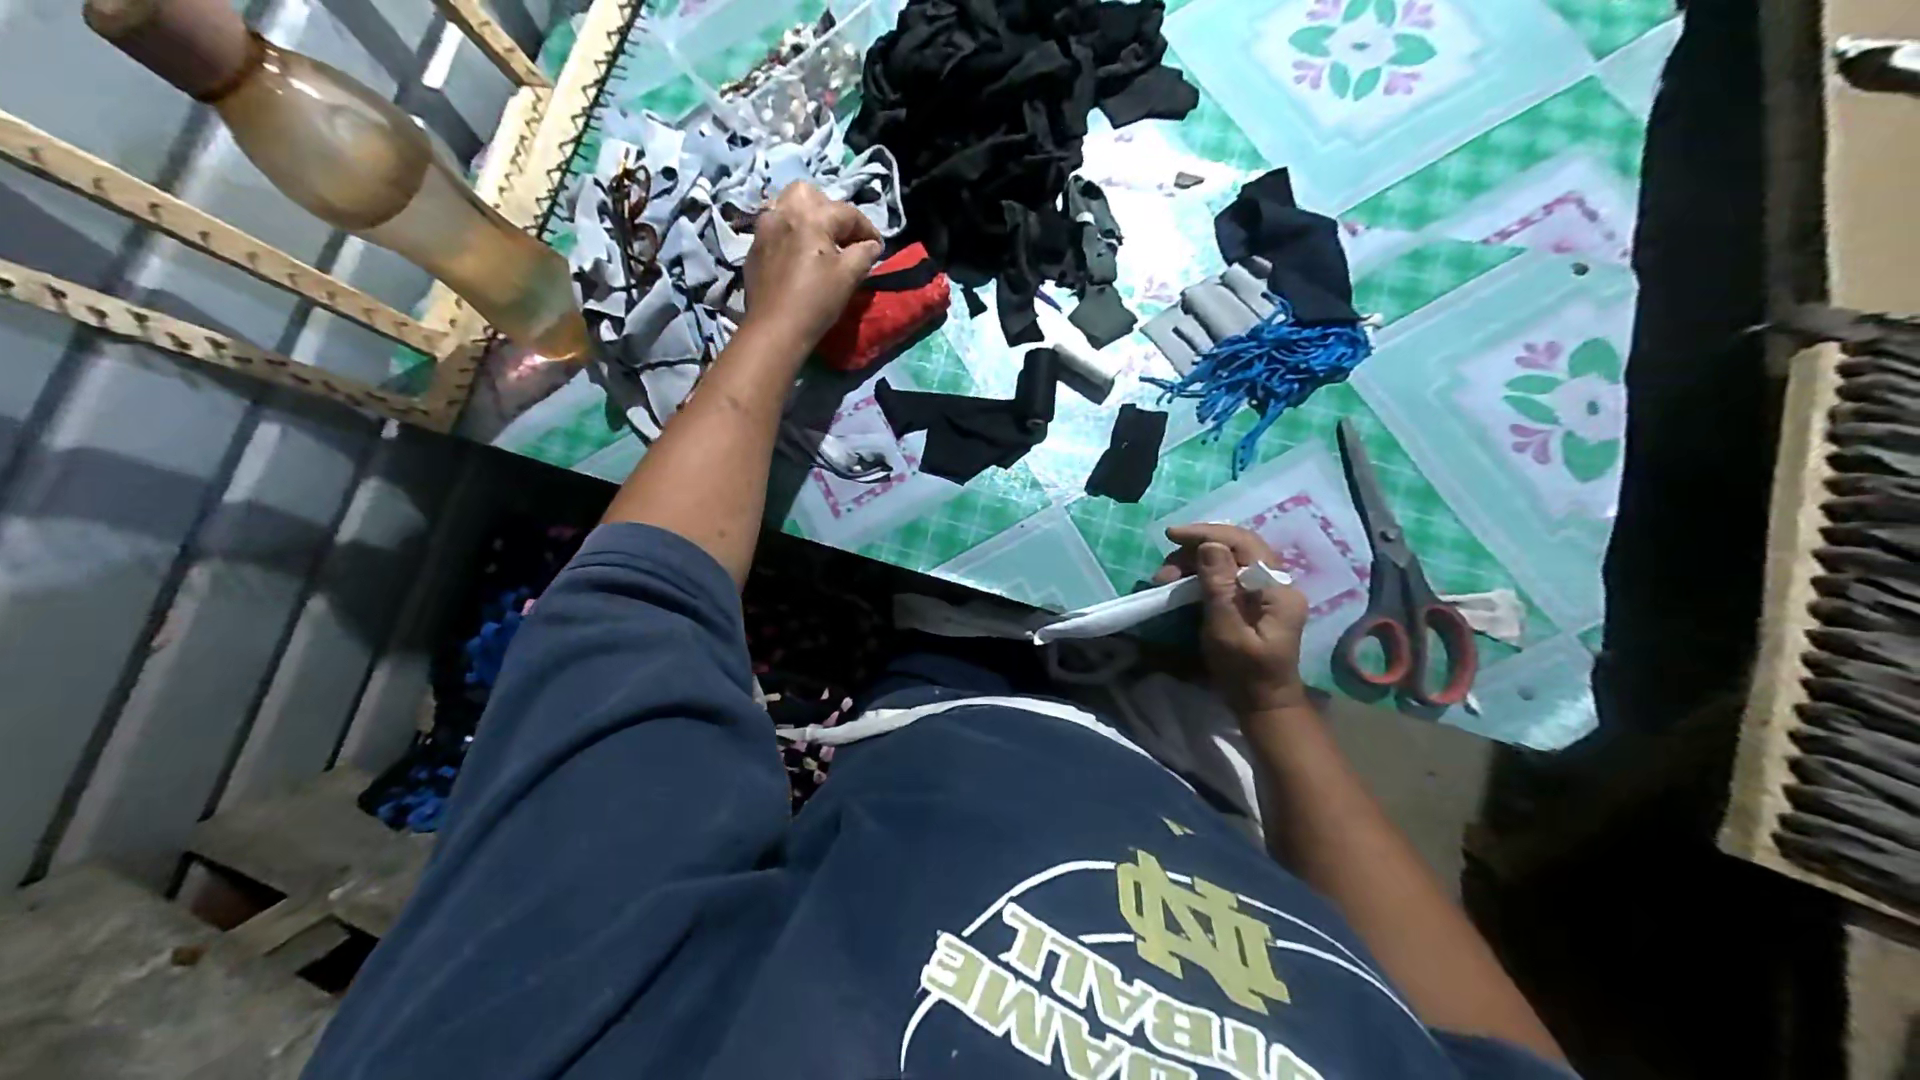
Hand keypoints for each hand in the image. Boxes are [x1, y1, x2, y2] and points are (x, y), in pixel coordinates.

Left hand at [740, 182, 883, 350]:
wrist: (774, 329)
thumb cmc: (815, 301)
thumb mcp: (849, 277)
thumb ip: (864, 254)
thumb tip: (872, 245)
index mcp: (810, 217)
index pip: (846, 212)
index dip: (867, 228)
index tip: (877, 246)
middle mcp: (783, 213)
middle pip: (809, 194)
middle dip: (829, 210)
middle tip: (841, 236)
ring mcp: (763, 229)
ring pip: (786, 206)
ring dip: (805, 217)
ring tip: (818, 242)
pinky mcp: (754, 248)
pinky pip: (774, 228)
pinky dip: (790, 233)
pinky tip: (797, 255)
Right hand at [1154, 524, 1310, 714]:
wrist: (1264, 705)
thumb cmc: (1245, 674)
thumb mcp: (1226, 632)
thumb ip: (1219, 587)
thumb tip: (1210, 545)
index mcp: (1278, 590)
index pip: (1244, 543)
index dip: (1208, 534)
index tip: (1172, 535)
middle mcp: (1278, 584)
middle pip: (1237, 547)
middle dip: (1196, 549)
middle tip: (1164, 570)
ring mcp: (1268, 592)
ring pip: (1231, 560)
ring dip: (1196, 563)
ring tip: (1167, 580)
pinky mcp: (1256, 601)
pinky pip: (1230, 574)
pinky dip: (1203, 574)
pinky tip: (1183, 583)